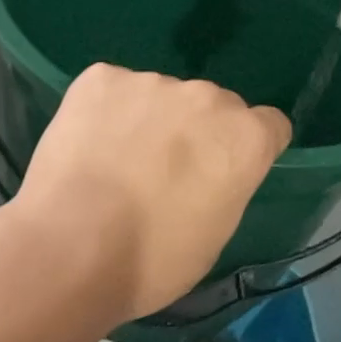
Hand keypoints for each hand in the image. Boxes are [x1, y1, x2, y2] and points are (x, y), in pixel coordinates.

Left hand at [8, 64, 290, 321]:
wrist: (71, 250)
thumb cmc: (151, 262)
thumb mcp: (213, 238)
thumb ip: (223, 192)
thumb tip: (208, 179)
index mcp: (245, 139)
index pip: (269, 126)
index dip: (247, 151)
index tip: (224, 174)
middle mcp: (207, 98)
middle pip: (213, 107)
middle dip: (196, 134)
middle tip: (162, 175)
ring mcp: (151, 82)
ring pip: (160, 98)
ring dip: (148, 122)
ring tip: (115, 166)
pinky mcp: (99, 79)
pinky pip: (112, 91)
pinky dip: (104, 114)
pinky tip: (86, 150)